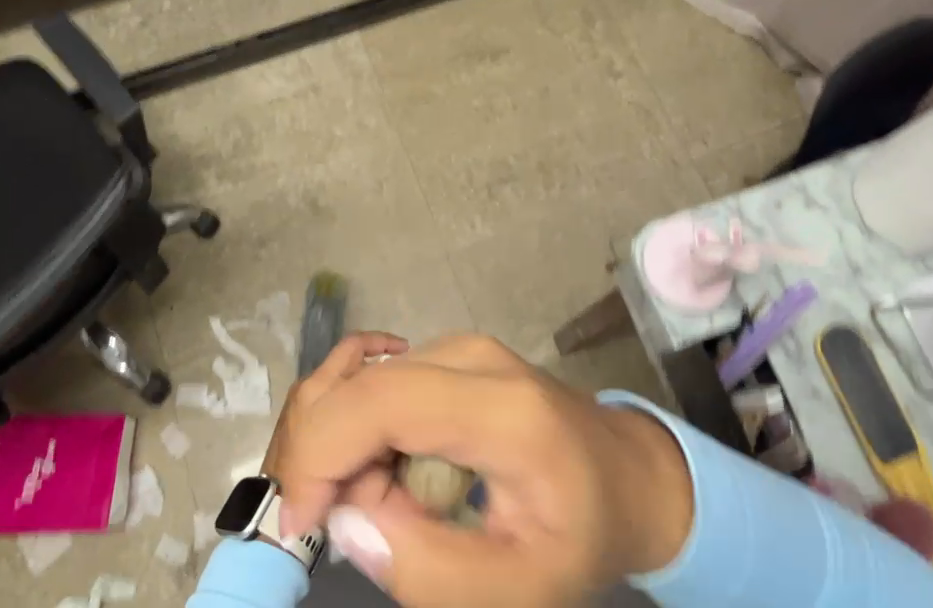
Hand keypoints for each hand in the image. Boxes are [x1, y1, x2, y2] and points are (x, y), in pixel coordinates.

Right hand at [270, 334, 694, 607]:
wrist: (629, 476)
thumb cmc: (583, 532)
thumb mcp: (523, 587)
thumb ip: (431, 569)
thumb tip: (347, 521)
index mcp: (501, 408)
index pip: (381, 401)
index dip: (321, 453)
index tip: (303, 521)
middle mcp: (472, 357)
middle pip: (358, 387)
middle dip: (327, 459)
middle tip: (360, 527)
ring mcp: (459, 348)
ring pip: (360, 387)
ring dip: (349, 454)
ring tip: (399, 511)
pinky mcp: (449, 354)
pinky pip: (379, 389)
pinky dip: (367, 438)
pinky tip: (402, 478)